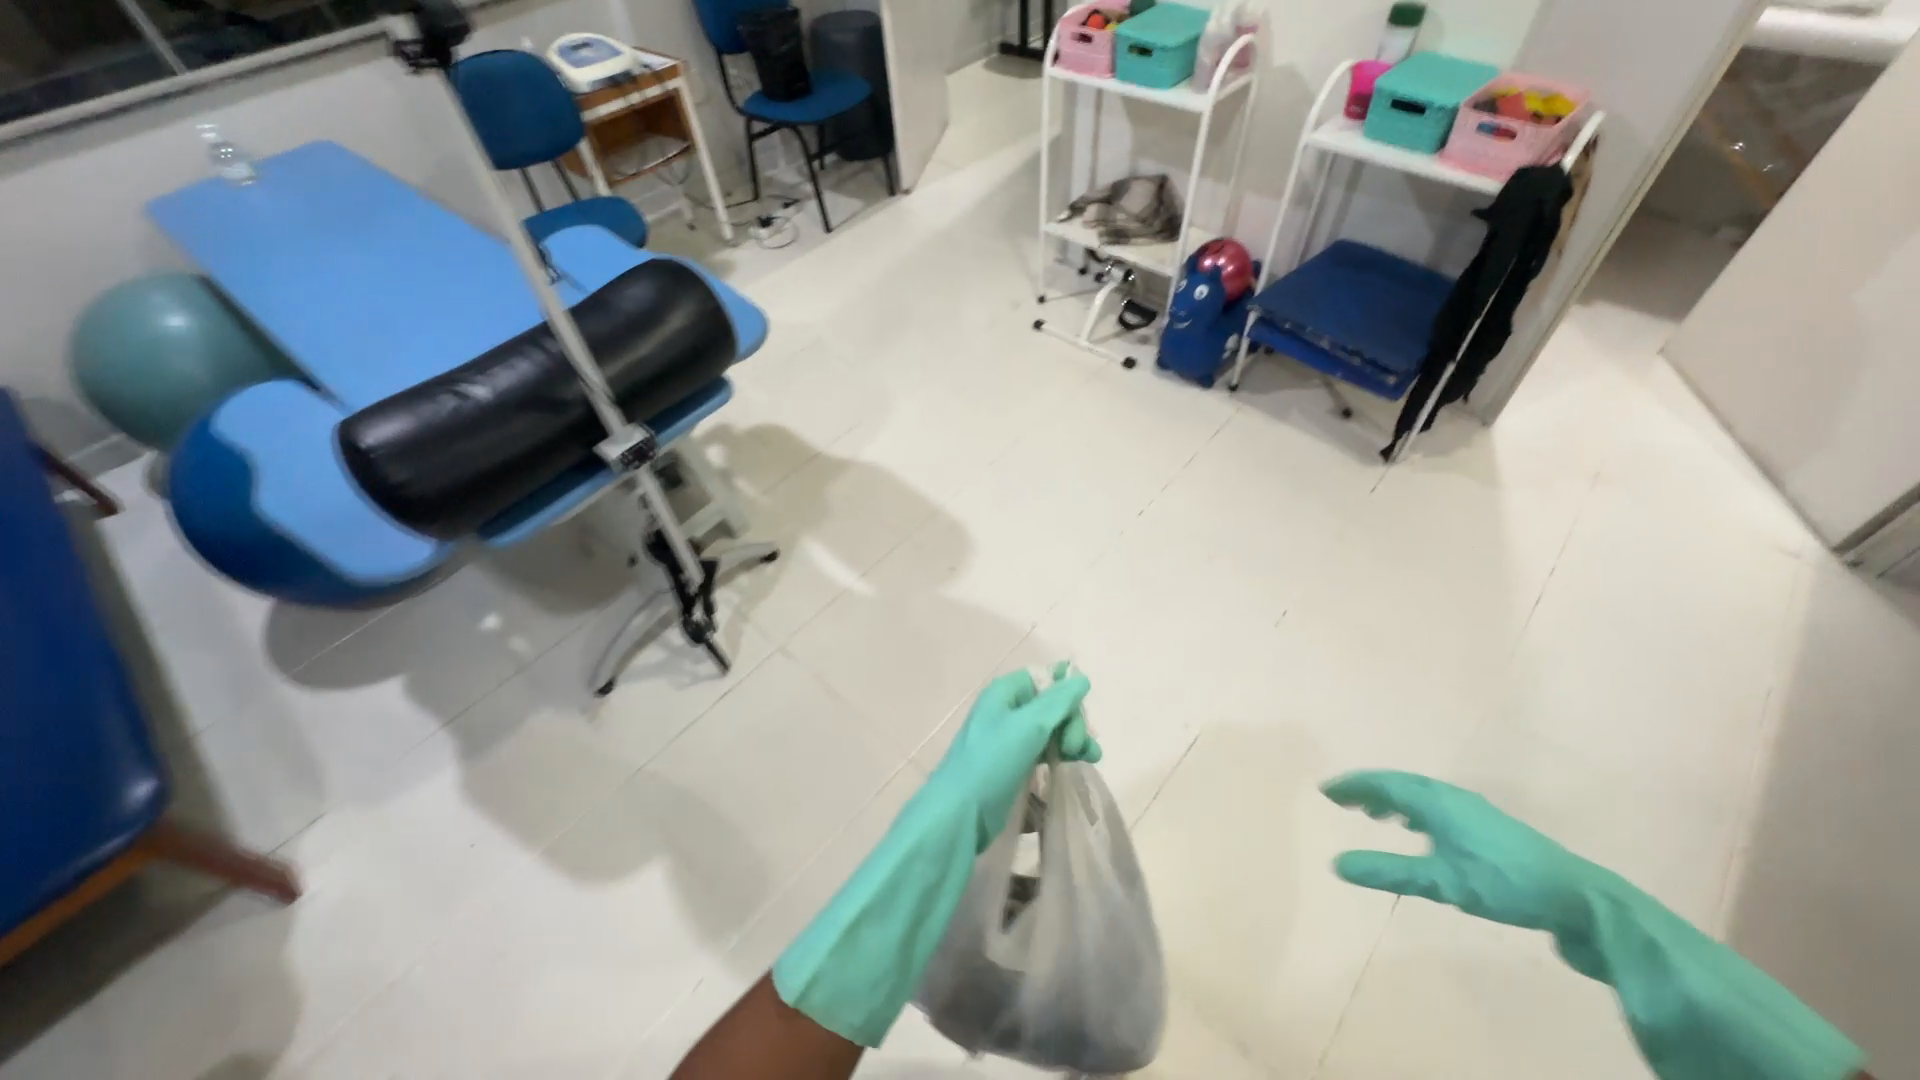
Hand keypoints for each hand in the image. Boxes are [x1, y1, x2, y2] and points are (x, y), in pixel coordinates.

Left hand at [931, 664, 1100, 853]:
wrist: (962, 812)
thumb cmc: (993, 761)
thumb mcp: (1029, 725)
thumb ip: (1058, 701)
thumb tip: (1081, 678)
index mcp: (1005, 693)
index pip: (1045, 679)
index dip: (1066, 693)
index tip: (1079, 714)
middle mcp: (1007, 710)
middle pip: (1051, 705)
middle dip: (1072, 722)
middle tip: (1077, 746)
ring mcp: (1011, 738)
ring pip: (1051, 729)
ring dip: (1073, 739)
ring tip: (1090, 758)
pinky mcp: (1015, 764)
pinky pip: (1045, 750)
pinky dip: (1063, 754)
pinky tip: (1079, 764)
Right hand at [1321, 769, 1610, 948]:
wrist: (1579, 899)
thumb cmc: (1504, 884)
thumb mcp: (1441, 882)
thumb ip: (1389, 872)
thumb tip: (1337, 863)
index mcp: (1438, 802)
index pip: (1385, 785)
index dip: (1354, 787)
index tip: (1326, 791)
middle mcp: (1454, 799)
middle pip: (1403, 785)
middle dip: (1370, 790)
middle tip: (1343, 800)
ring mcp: (1475, 813)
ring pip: (1423, 796)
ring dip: (1394, 800)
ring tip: (1374, 814)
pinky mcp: (1490, 831)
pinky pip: (1438, 808)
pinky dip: (1416, 812)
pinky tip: (1420, 832)